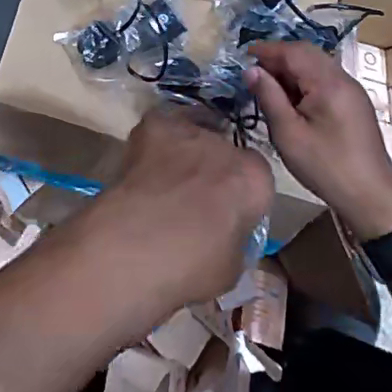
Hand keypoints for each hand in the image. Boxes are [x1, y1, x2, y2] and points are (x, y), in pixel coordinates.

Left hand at [71, 105, 273, 322]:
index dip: (239, 196)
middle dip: (212, 172)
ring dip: (184, 155)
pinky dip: (155, 143)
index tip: (225, 214)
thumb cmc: (190, 266)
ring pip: (192, 137)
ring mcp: (188, 131)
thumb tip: (224, 234)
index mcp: (254, 180)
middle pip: (224, 153)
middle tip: (192, 201)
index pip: (255, 180)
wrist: (136, 245)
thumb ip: (235, 237)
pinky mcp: (152, 125)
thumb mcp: (231, 266)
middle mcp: (226, 147)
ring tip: (163, 182)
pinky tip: (144, 165)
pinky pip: (160, 128)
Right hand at [247, 41, 391, 240]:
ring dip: (292, 68)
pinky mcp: (355, 104)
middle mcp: (343, 79)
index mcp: (328, 83)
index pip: (294, 51)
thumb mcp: (288, 134)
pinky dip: (305, 80)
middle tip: (254, 71)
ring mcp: (352, 91)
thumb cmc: (325, 166)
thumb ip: (269, 97)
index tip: (243, 55)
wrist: (371, 198)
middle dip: (279, 57)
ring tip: (268, 85)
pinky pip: (326, 79)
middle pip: (308, 53)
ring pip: (317, 65)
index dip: (267, 49)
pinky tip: (291, 98)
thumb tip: (251, 69)